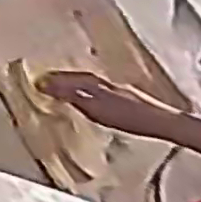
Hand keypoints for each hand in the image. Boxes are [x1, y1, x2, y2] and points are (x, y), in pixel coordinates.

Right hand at [38, 71, 182, 138]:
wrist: (167, 124)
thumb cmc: (127, 116)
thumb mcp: (92, 106)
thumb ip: (68, 94)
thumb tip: (42, 83)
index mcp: (91, 81)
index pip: (63, 76)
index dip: (48, 80)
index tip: (33, 84)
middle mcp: (103, 81)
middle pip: (75, 77)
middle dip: (59, 80)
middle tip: (44, 86)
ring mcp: (117, 90)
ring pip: (87, 84)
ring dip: (74, 86)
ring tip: (63, 92)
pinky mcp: (128, 99)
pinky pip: (99, 91)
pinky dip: (87, 93)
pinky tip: (90, 100)